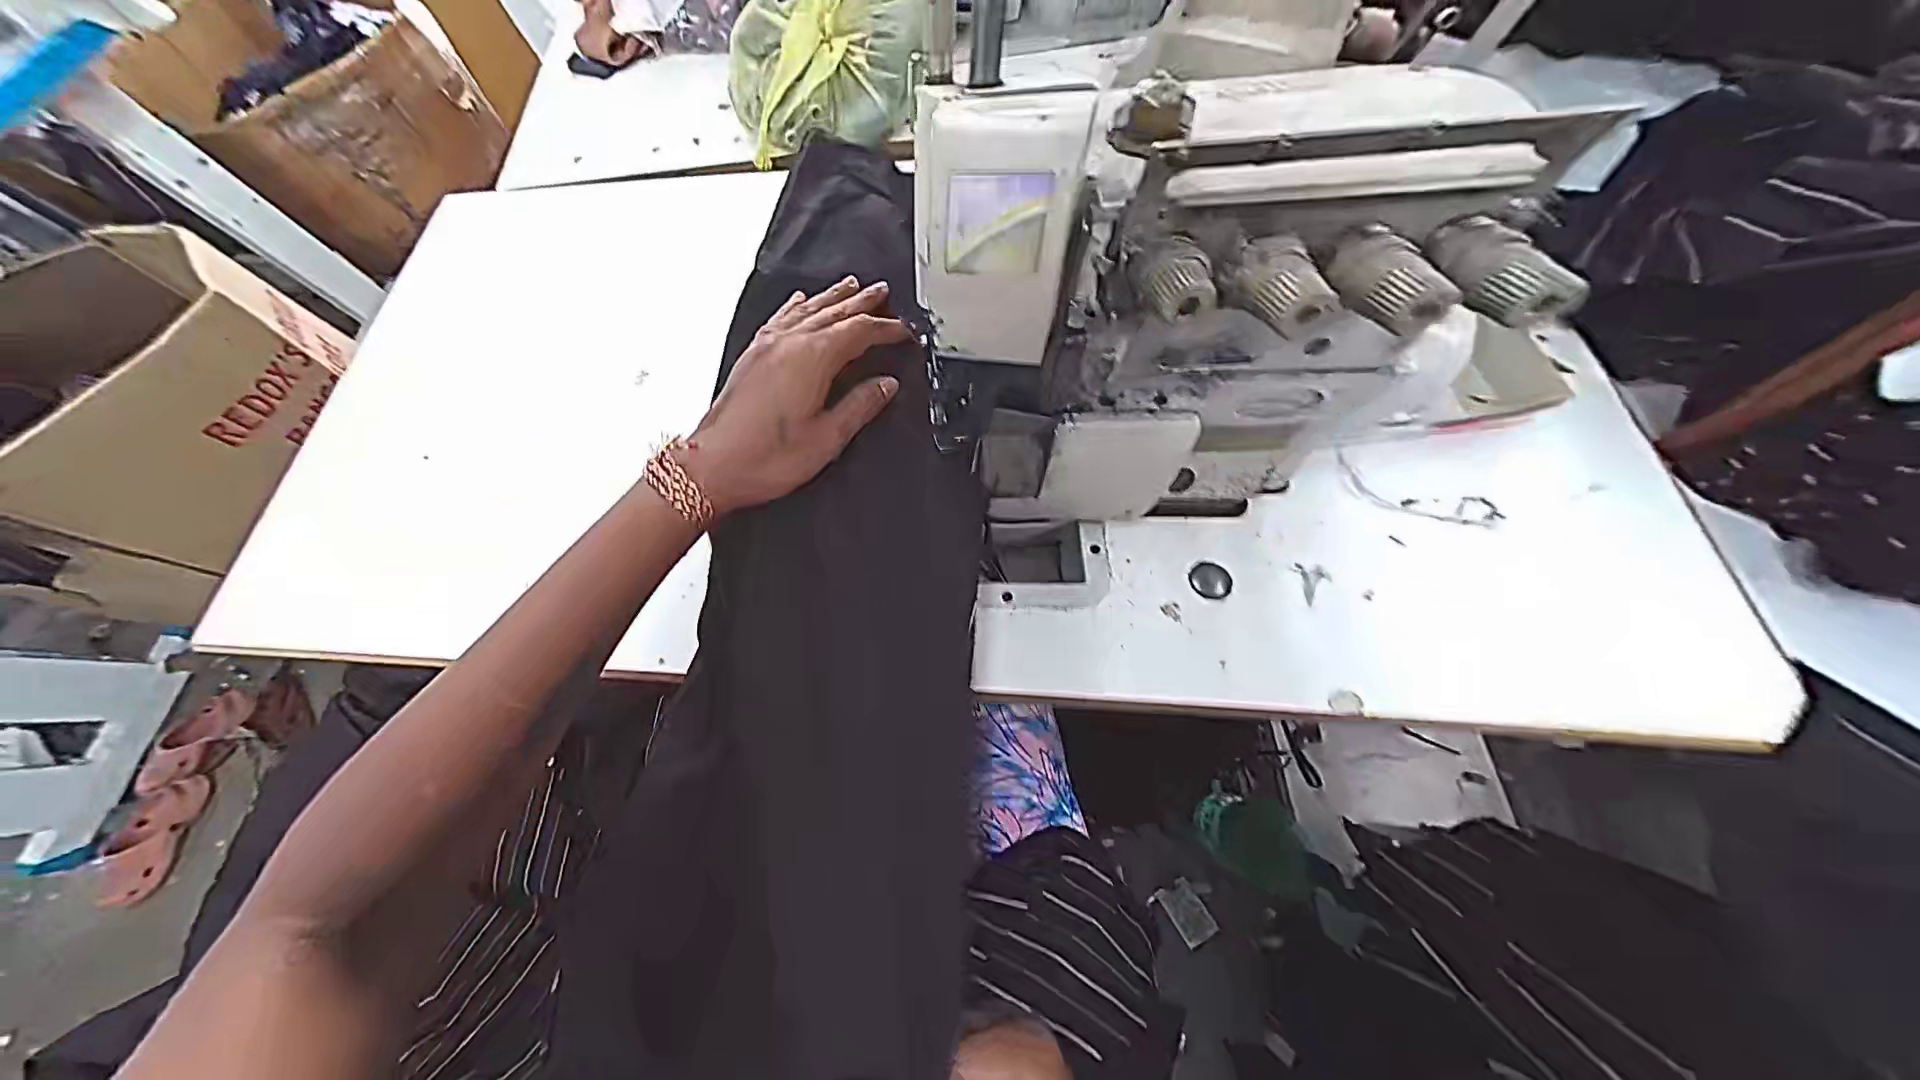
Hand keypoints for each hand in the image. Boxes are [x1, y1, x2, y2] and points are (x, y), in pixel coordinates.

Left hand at [676, 277, 909, 514]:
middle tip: (882, 293)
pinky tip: (801, 301)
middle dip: (862, 302)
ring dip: (833, 297)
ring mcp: (766, 348)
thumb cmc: (764, 458)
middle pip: (833, 312)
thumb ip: (860, 405)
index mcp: (811, 359)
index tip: (904, 331)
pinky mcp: (752, 357)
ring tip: (850, 287)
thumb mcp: (827, 437)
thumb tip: (884, 386)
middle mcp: (787, 345)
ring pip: (808, 309)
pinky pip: (781, 318)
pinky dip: (798, 306)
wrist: (714, 467)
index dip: (886, 328)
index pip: (859, 331)